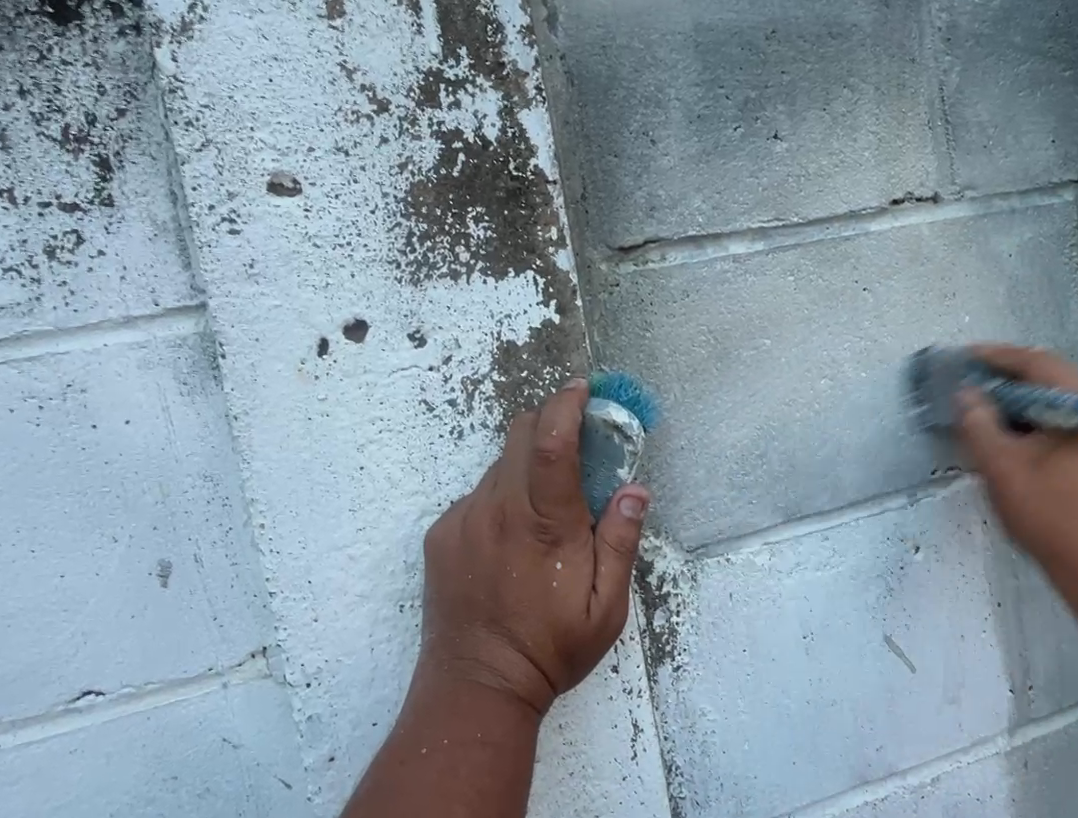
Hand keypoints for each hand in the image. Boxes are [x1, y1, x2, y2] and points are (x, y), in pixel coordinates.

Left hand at [416, 378, 650, 716]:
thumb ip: (621, 542)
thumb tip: (635, 490)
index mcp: (544, 526)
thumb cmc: (551, 649)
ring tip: (549, 502)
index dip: (567, 405)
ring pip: (499, 464)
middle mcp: (498, 511)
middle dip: (549, 420)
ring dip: (528, 462)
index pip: (552, 443)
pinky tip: (514, 534)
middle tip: (577, 438)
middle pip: (519, 435)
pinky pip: (479, 493)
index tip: (584, 389)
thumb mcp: (607, 607)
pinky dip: (504, 494)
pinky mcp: (441, 534)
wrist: (475, 688)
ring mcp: (463, 520)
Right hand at [955, 344, 1077, 590]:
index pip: (1038, 364)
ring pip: (1054, 397)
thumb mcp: (1002, 466)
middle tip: (969, 376)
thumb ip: (978, 423)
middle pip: (1049, 376)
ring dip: (1018, 396)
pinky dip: (1032, 415)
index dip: (997, 357)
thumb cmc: (1051, 515)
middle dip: (1006, 374)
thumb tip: (966, 393)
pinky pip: (1061, 417)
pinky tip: (1006, 427)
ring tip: (981, 399)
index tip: (964, 356)